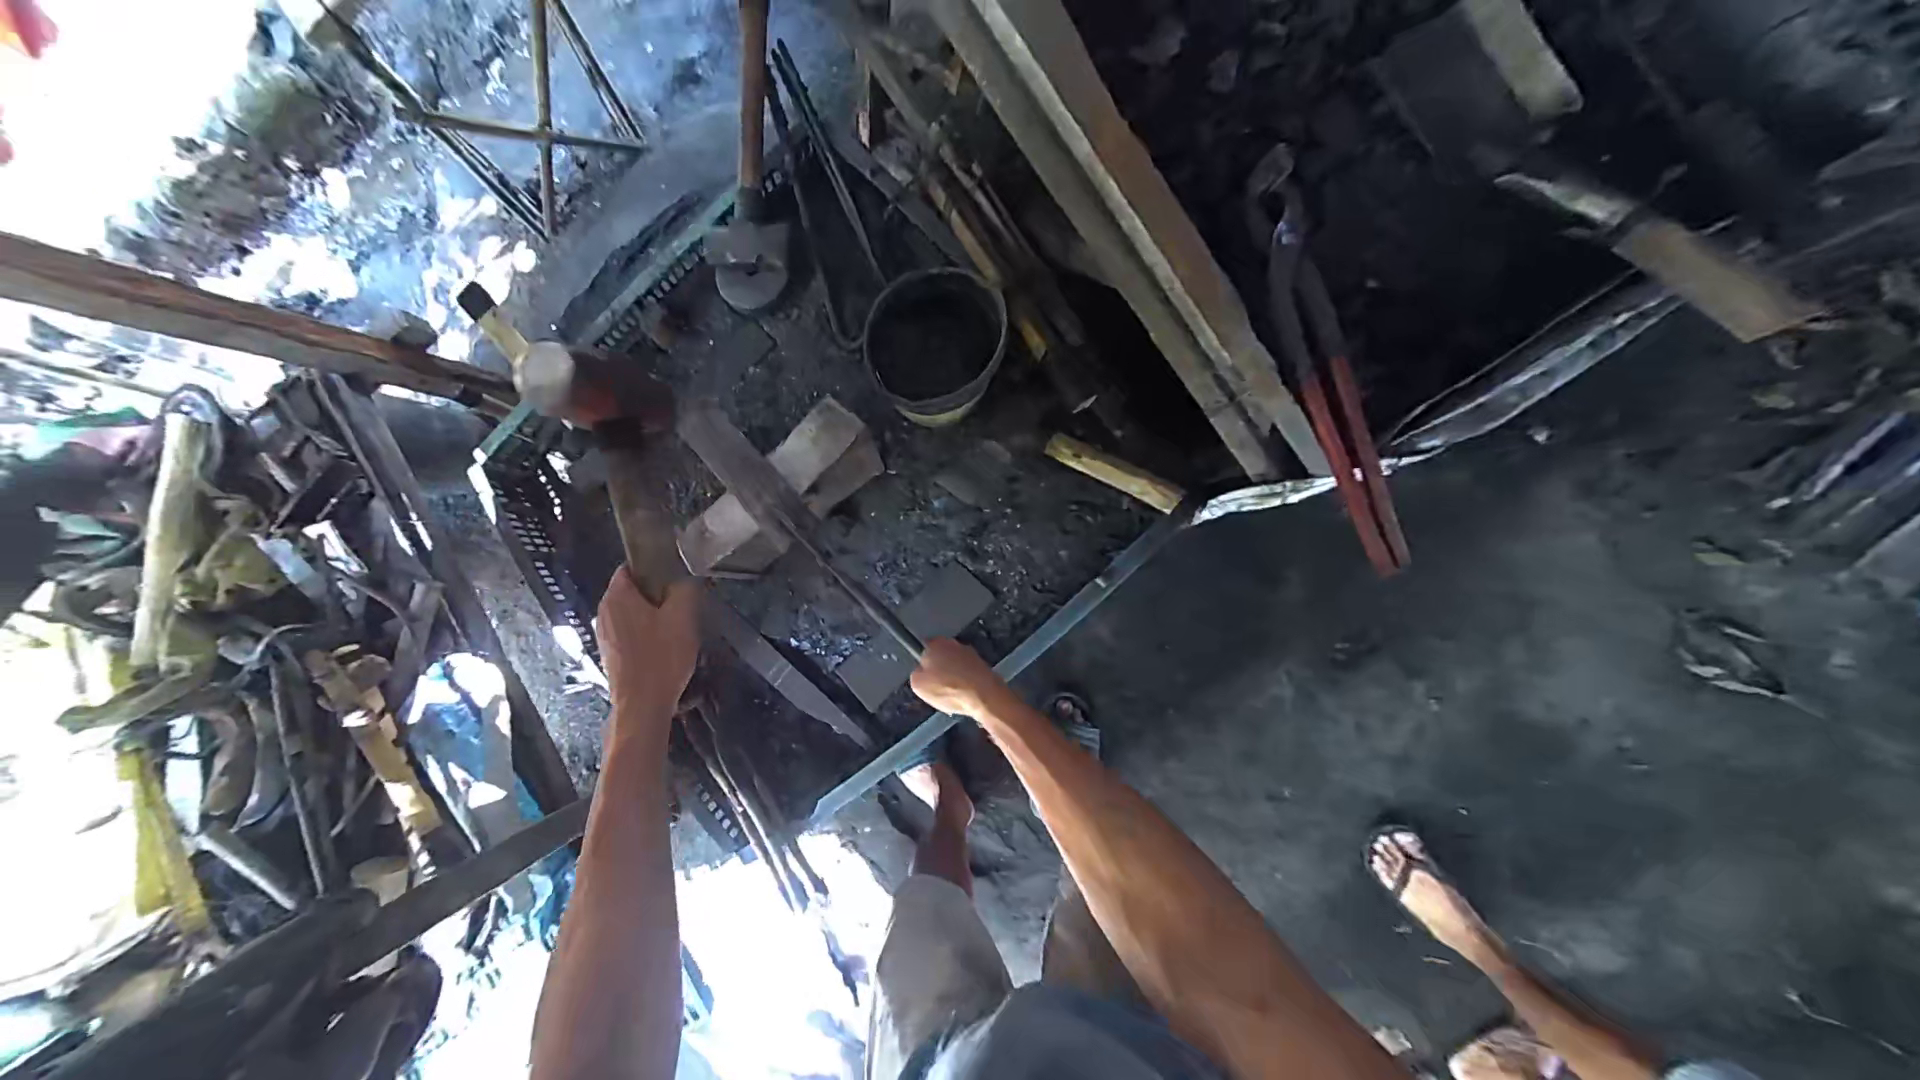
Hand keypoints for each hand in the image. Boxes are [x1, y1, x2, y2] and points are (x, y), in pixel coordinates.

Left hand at [595, 570, 700, 750]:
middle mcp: (603, 611)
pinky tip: (664, 646)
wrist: (642, 704)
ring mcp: (604, 634)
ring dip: (653, 615)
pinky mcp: (610, 653)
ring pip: (632, 613)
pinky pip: (629, 632)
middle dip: (657, 594)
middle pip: (632, 590)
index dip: (655, 567)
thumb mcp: (683, 617)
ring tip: (677, 627)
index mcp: (617, 596)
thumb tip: (683, 580)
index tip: (677, 578)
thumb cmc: (661, 656)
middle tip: (683, 604)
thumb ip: (685, 589)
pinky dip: (646, 633)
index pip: (631, 566)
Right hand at [909, 638, 1006, 718]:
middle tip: (936, 686)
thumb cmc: (949, 688)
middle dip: (939, 669)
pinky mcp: (982, 665)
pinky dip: (966, 682)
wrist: (983, 696)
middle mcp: (954, 643)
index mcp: (936, 643)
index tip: (924, 675)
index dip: (923, 663)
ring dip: (953, 676)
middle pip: (941, 656)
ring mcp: (970, 653)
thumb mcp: (918, 685)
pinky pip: (968, 673)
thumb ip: (916, 673)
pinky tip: (964, 694)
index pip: (924, 648)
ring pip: (955, 665)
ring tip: (952, 693)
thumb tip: (920, 672)